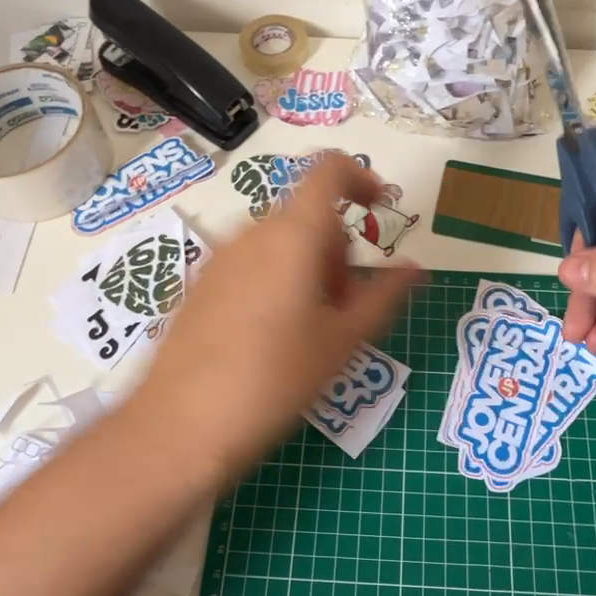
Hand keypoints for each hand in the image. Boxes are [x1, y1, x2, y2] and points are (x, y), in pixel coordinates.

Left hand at [132, 153, 419, 475]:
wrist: (180, 425)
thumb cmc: (275, 380)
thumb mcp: (342, 342)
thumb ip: (385, 296)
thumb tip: (415, 267)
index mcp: (293, 234)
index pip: (329, 169)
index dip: (361, 177)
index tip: (379, 209)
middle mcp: (252, 232)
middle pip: (307, 214)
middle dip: (338, 246)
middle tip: (348, 303)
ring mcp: (219, 257)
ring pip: (278, 240)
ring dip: (307, 265)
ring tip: (313, 326)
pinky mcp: (198, 284)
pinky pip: (249, 261)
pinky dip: (274, 277)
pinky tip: (272, 335)